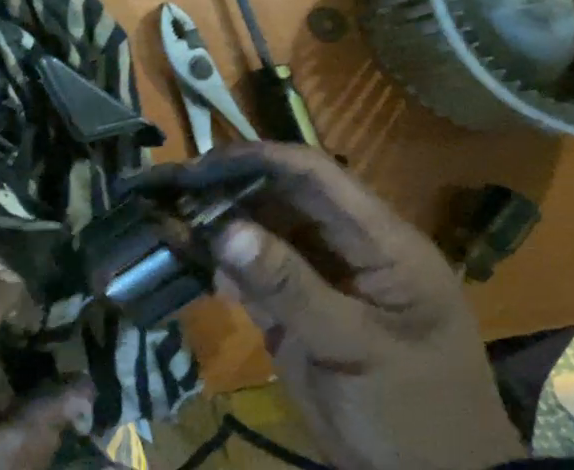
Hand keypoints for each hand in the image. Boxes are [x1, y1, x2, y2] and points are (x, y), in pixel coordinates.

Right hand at [138, 144, 522, 469]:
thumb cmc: (413, 414)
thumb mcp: (356, 351)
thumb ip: (290, 288)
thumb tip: (223, 228)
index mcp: (384, 244)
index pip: (314, 175)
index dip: (255, 160)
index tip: (196, 167)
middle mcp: (348, 246)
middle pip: (277, 195)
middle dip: (220, 189)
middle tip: (162, 190)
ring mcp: (320, 275)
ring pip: (258, 227)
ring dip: (211, 222)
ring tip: (160, 218)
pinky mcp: (295, 304)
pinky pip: (249, 266)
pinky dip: (215, 259)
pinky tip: (181, 256)